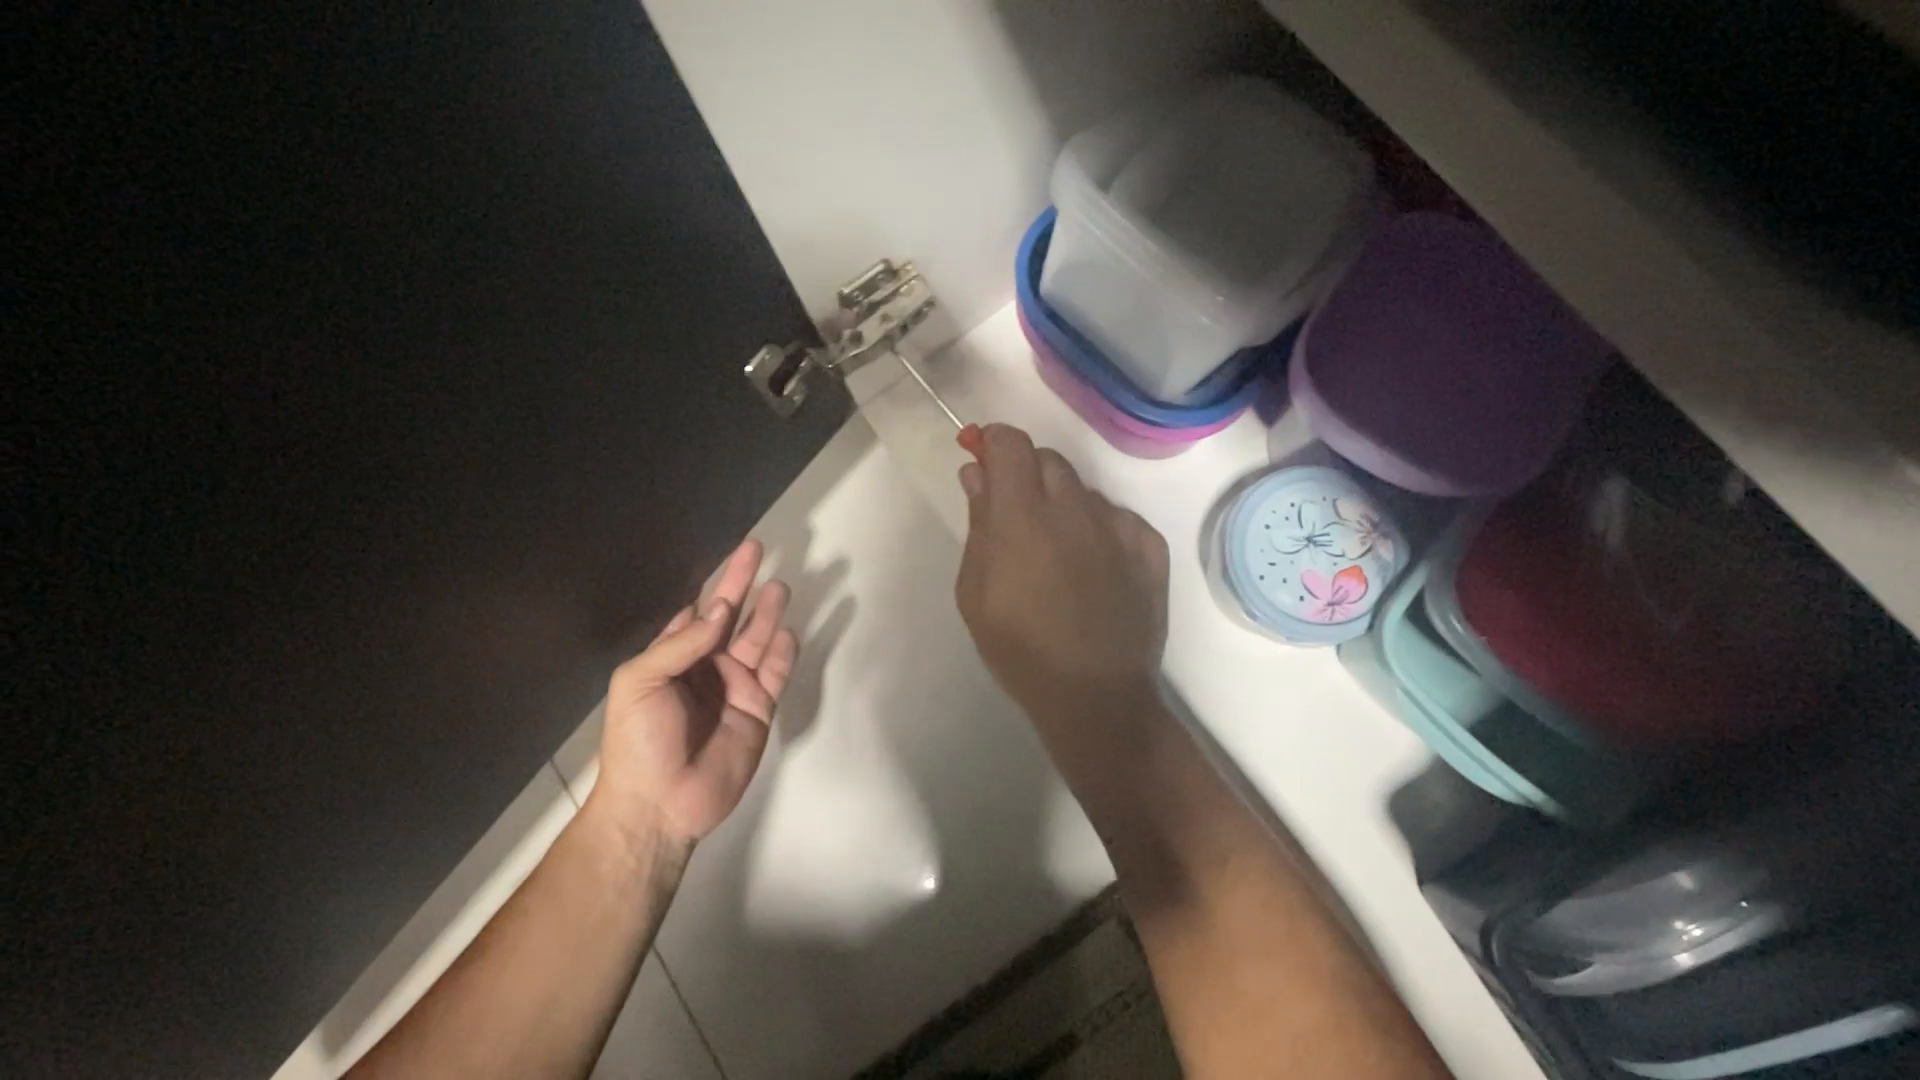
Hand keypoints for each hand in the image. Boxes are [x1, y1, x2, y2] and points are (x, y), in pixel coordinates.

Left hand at [594, 539, 795, 849]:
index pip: (697, 614)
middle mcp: (706, 667)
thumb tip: (718, 612)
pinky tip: (787, 630)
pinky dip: (782, 652)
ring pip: (756, 640)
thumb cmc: (639, 741)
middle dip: (743, 584)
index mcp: (672, 659)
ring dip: (767, 612)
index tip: (734, 557)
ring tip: (779, 585)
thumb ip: (679, 644)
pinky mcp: (758, 710)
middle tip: (757, 549)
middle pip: (731, 618)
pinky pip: (774, 674)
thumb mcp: (639, 683)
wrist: (660, 803)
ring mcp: (734, 688)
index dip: (714, 587)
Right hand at [955, 425, 1168, 735]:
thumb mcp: (975, 593)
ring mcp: (1119, 527)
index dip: (994, 443)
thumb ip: (978, 525)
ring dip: (1064, 505)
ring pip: (1084, 490)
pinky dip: (1101, 530)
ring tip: (1058, 555)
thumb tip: (977, 475)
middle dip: (1027, 474)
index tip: (983, 460)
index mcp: (1024, 517)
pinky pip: (1120, 518)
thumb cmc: (1020, 651)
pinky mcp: (1150, 549)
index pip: (1011, 444)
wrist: (1095, 697)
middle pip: (1048, 460)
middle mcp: (1074, 510)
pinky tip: (1096, 567)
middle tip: (1016, 516)